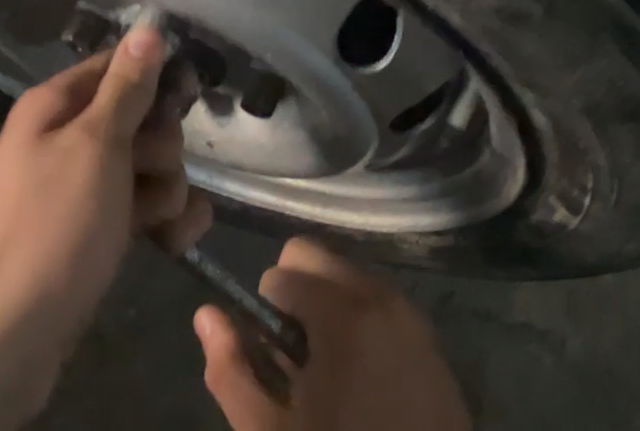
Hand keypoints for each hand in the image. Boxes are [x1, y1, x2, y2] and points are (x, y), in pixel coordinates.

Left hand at [0, 21, 211, 430]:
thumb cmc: (47, 231)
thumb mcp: (93, 148)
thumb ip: (126, 89)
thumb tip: (147, 27)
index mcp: (55, 107)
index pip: (118, 65)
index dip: (158, 75)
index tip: (190, 96)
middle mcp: (64, 141)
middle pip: (139, 118)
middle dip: (163, 145)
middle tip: (152, 170)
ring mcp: (77, 191)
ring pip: (146, 168)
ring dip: (167, 189)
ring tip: (158, 222)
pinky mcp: (89, 235)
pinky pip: (138, 210)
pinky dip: (162, 222)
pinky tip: (172, 244)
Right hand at [196, 238, 470, 430]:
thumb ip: (232, 369)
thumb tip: (206, 315)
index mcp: (343, 314)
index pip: (282, 271)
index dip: (264, 311)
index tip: (271, 356)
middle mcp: (383, 298)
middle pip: (319, 259)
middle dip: (297, 295)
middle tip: (296, 359)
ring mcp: (414, 316)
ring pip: (351, 277)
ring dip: (330, 307)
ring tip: (329, 373)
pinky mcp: (433, 340)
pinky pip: (382, 304)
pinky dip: (362, 322)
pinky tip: (362, 380)